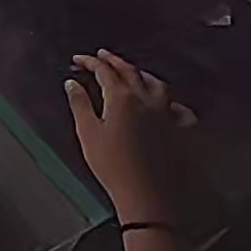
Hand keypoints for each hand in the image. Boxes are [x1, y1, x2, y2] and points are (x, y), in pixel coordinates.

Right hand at [67, 50, 193, 224]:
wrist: (147, 195)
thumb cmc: (113, 166)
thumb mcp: (88, 133)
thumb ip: (80, 104)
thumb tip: (72, 83)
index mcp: (121, 98)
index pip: (104, 71)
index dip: (90, 62)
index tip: (79, 59)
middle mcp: (146, 99)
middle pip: (130, 71)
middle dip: (114, 61)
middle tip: (102, 55)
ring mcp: (165, 113)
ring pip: (155, 83)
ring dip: (141, 73)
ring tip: (132, 72)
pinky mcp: (178, 130)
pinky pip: (178, 107)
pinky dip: (170, 100)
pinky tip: (167, 103)